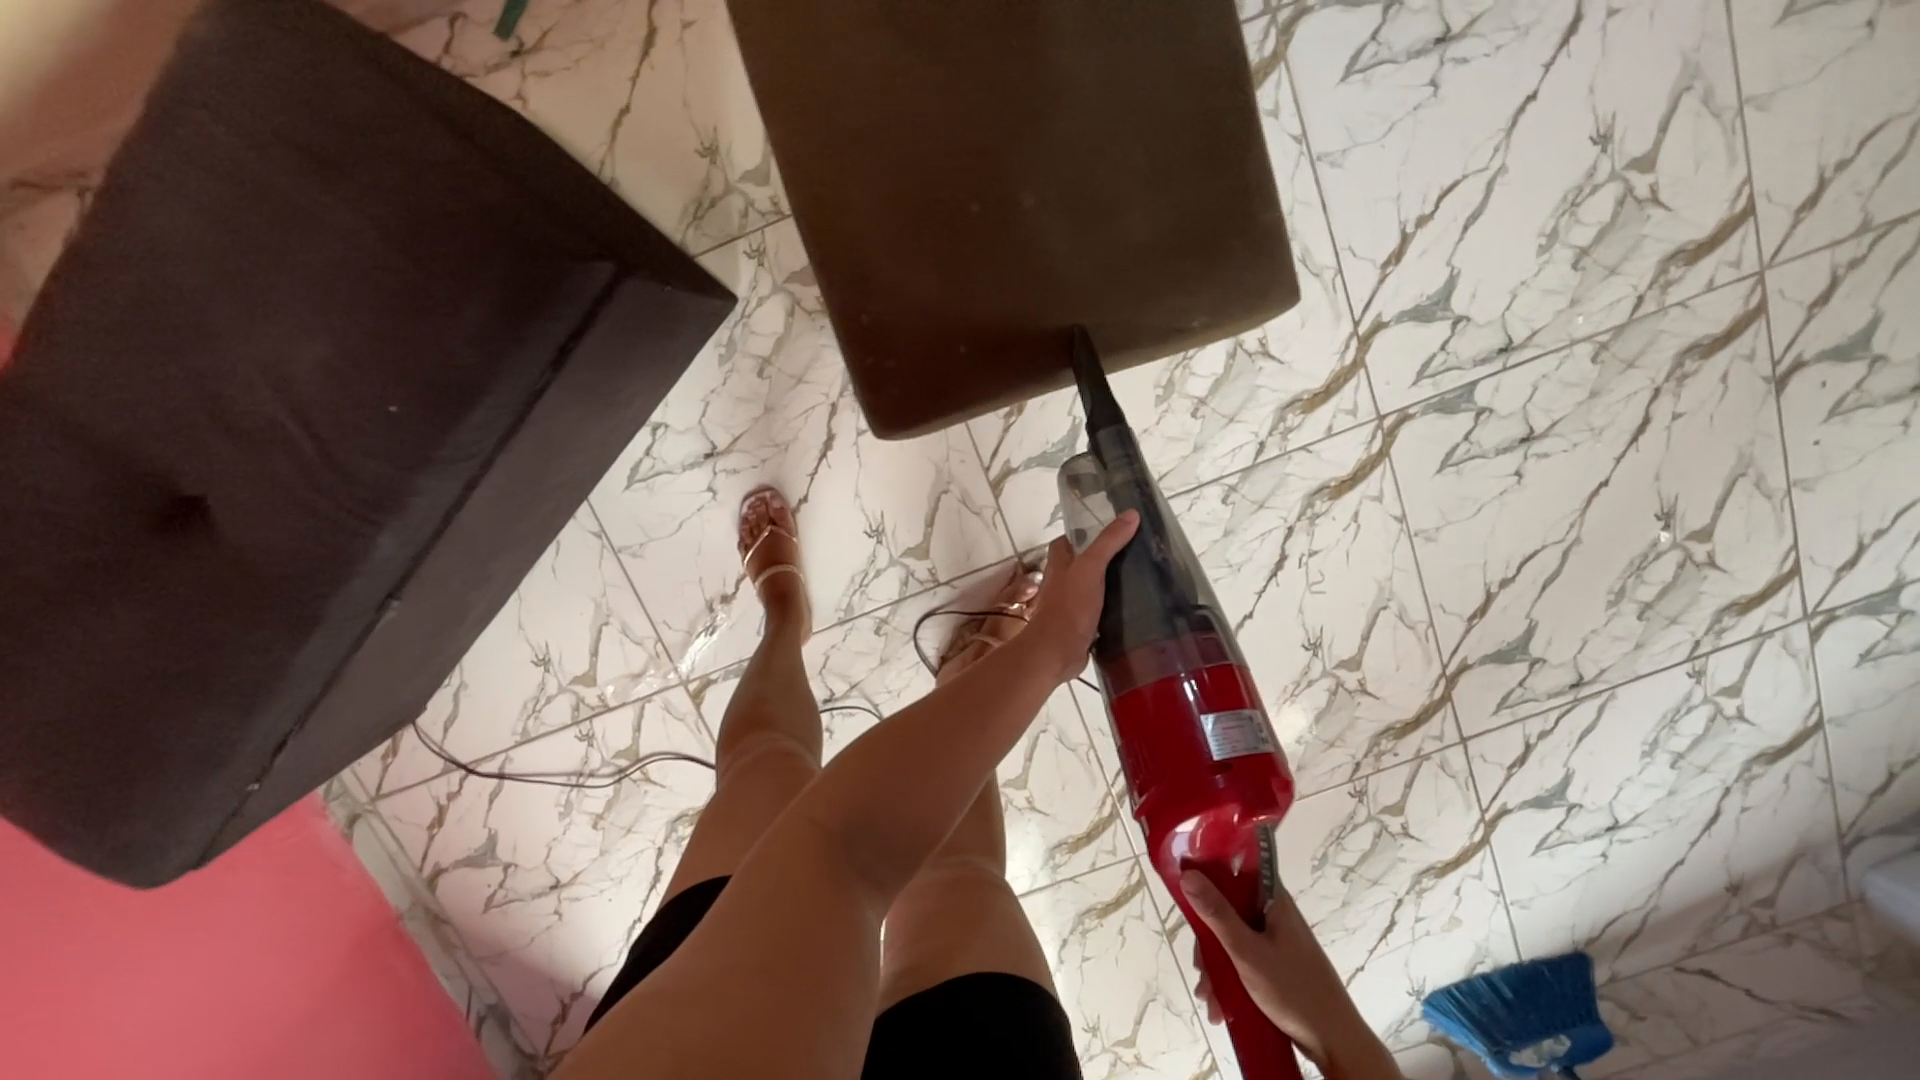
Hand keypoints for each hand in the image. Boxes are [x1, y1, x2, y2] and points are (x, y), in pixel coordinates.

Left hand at [1024, 511, 1138, 684]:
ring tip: (1143, 577)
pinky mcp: (1083, 625)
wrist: (1057, 651)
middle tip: (1135, 553)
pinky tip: (1136, 607)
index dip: (1084, 532)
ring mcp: (1073, 605)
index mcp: (1059, 563)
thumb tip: (1132, 514)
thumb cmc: (1069, 605)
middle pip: (1083, 564)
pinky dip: (1115, 608)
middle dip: (1105, 559)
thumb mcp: (1091, 567)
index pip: (1068, 540)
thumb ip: (1109, 541)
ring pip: (1094, 588)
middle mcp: (1063, 582)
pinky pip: (1101, 611)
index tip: (1113, 529)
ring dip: (1112, 584)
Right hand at [1181, 871, 1398, 1079]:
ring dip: (1216, 967)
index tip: (1184, 893)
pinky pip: (1243, 959)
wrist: (1336, 1043)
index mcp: (1272, 899)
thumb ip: (1217, 914)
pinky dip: (1229, 979)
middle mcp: (1274, 913)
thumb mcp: (1247, 952)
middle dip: (1208, 942)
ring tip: (1209, 998)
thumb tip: (1187, 874)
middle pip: (1228, 909)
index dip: (1208, 876)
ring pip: (1232, 938)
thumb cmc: (1294, 991)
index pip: (1235, 870)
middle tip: (1200, 969)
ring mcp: (1276, 939)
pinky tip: (1219, 1005)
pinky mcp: (1277, 963)